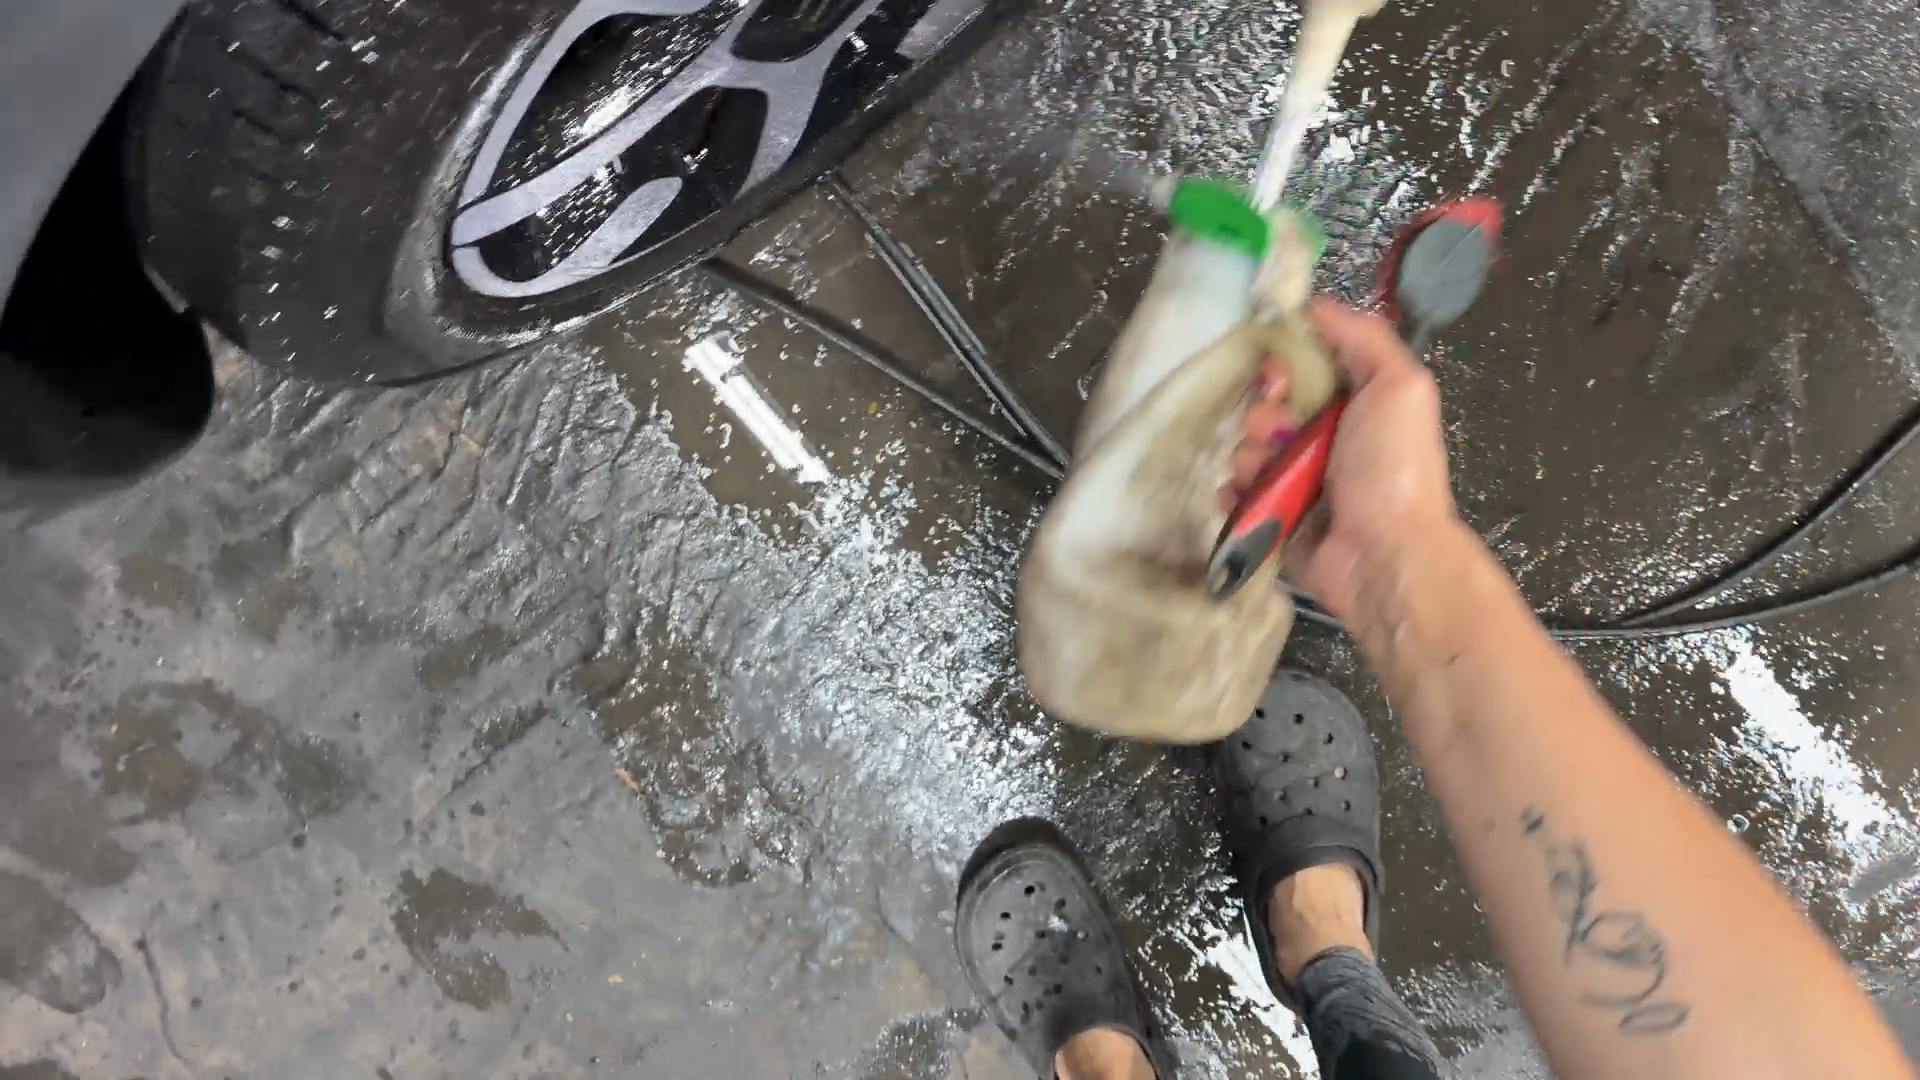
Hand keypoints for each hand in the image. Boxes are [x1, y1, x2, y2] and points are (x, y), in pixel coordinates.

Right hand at [1222, 298, 1458, 619]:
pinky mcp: (1271, 515)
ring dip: (1251, 459)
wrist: (1382, 553)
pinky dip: (1235, 494)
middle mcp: (1320, 438)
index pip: (1299, 369)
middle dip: (1263, 416)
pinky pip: (1234, 492)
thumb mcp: (1398, 387)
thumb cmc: (1392, 468)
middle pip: (1264, 408)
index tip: (1279, 378)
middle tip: (1282, 433)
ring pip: (1244, 450)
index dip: (1282, 366)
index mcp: (1351, 405)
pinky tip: (1247, 499)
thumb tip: (1315, 305)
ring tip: (1272, 477)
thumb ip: (1363, 339)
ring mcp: (1293, 479)